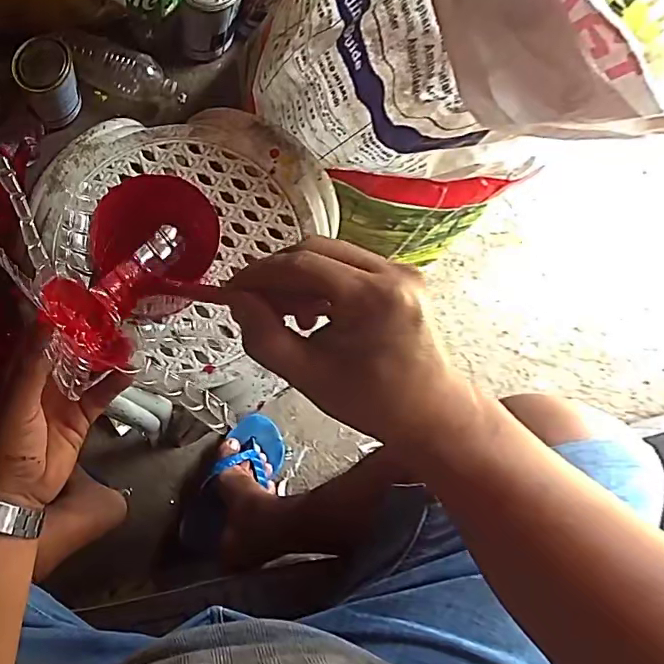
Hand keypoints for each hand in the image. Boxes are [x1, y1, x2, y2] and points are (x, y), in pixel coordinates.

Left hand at [0, 326, 130, 507]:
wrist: (18, 491)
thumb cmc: (6, 447)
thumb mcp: (17, 402)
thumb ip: (33, 366)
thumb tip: (44, 327)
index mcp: (21, 373)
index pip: (39, 337)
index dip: (55, 317)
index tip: (75, 299)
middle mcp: (43, 381)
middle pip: (68, 349)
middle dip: (87, 333)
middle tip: (109, 315)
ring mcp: (63, 398)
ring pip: (87, 369)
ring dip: (104, 355)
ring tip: (124, 338)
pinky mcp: (80, 418)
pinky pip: (99, 395)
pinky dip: (114, 383)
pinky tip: (128, 371)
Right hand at [223, 237, 483, 444]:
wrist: (430, 413)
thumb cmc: (373, 402)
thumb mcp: (306, 374)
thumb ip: (262, 336)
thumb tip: (237, 301)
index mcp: (372, 298)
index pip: (300, 265)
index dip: (258, 274)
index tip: (232, 290)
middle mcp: (392, 274)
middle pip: (314, 250)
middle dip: (276, 274)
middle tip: (253, 304)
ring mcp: (400, 271)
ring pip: (329, 254)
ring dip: (297, 279)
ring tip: (287, 317)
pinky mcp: (400, 277)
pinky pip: (347, 265)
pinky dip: (319, 283)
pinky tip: (312, 315)